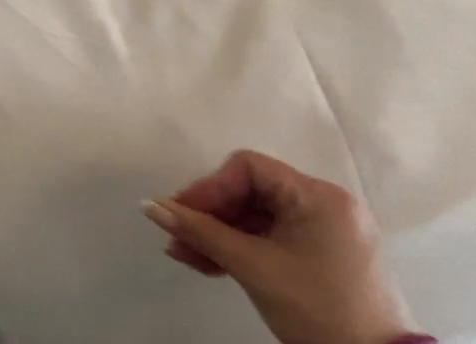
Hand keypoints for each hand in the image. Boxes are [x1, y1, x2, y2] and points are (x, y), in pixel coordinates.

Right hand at [144, 150, 416, 343]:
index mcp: (319, 197)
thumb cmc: (316, 307)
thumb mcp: (251, 266)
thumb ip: (198, 230)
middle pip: (250, 192)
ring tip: (185, 255)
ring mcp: (328, 232)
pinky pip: (272, 237)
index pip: (248, 167)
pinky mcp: (325, 256)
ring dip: (218, 234)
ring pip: (256, 217)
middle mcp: (327, 205)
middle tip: (178, 236)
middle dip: (210, 215)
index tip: (183, 214)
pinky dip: (241, 248)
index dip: (211, 187)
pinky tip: (209, 264)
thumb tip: (147, 204)